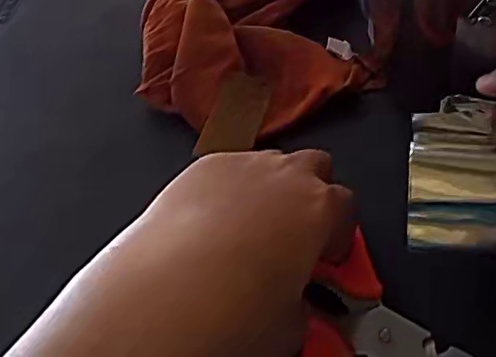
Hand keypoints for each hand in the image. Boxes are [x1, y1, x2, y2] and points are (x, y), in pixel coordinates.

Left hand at [8, 150, 353, 356]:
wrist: (148, 312)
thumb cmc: (218, 318)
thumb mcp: (285, 331)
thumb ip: (307, 311)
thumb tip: (301, 315)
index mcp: (320, 209)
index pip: (347, 208)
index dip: (340, 236)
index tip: (329, 257)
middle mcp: (288, 176)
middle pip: (317, 167)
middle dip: (312, 195)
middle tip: (297, 234)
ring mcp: (245, 166)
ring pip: (273, 163)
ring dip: (272, 189)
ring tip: (251, 233)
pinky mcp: (203, 168)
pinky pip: (229, 169)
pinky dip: (228, 191)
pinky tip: (210, 228)